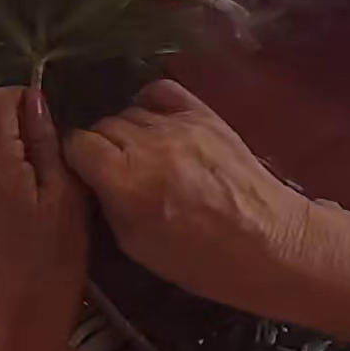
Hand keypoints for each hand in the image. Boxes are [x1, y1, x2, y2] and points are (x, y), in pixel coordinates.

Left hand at [0, 86, 89, 346]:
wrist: (23, 301)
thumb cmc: (55, 251)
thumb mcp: (64, 192)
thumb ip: (45, 141)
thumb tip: (34, 99)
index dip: (20, 97)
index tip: (48, 116)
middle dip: (19, 119)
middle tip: (54, 146)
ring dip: (14, 139)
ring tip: (46, 168)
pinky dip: (8, 157)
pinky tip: (31, 183)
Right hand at [63, 80, 317, 309]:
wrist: (273, 246)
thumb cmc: (200, 259)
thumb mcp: (134, 244)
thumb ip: (104, 201)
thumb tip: (89, 176)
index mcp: (123, 179)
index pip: (76, 143)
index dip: (76, 158)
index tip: (84, 173)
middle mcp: (144, 143)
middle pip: (101, 125)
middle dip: (101, 146)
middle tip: (116, 171)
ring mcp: (176, 125)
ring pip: (128, 112)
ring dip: (127, 132)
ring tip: (143, 154)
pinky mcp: (203, 114)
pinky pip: (160, 91)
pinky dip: (149, 103)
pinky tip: (154, 123)